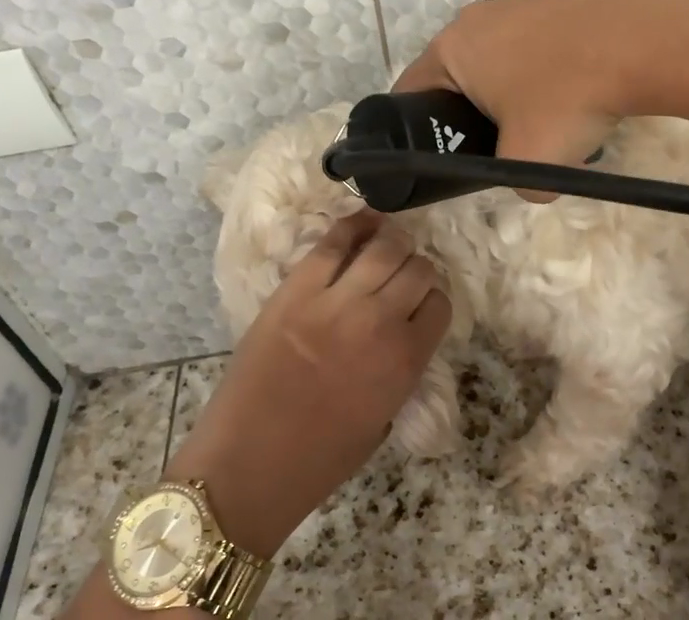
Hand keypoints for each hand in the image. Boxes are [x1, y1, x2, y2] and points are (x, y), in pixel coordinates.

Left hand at [164, 212, 451, 556]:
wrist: (248, 465)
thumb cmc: (318, 459)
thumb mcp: (382, 420)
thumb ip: (401, 369)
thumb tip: (405, 331)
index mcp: (406, 363)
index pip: (441, 304)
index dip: (433, 299)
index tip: (421, 301)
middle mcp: (380, 323)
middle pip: (418, 269)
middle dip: (417, 268)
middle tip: (404, 273)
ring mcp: (336, 301)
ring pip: (384, 247)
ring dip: (393, 241)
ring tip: (387, 243)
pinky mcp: (296, 289)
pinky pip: (333, 243)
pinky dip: (353, 226)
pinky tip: (362, 223)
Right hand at [393, 0, 673, 198]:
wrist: (642, 43)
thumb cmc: (567, 101)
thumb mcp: (530, 165)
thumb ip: (517, 186)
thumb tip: (535, 185)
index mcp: (452, 49)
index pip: (411, 91)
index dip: (419, 129)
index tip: (443, 155)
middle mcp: (479, 16)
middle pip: (461, 75)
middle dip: (477, 112)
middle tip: (502, 144)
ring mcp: (524, 0)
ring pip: (506, 56)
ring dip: (520, 89)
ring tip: (555, 117)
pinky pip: (545, 41)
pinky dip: (556, 66)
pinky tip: (586, 87)